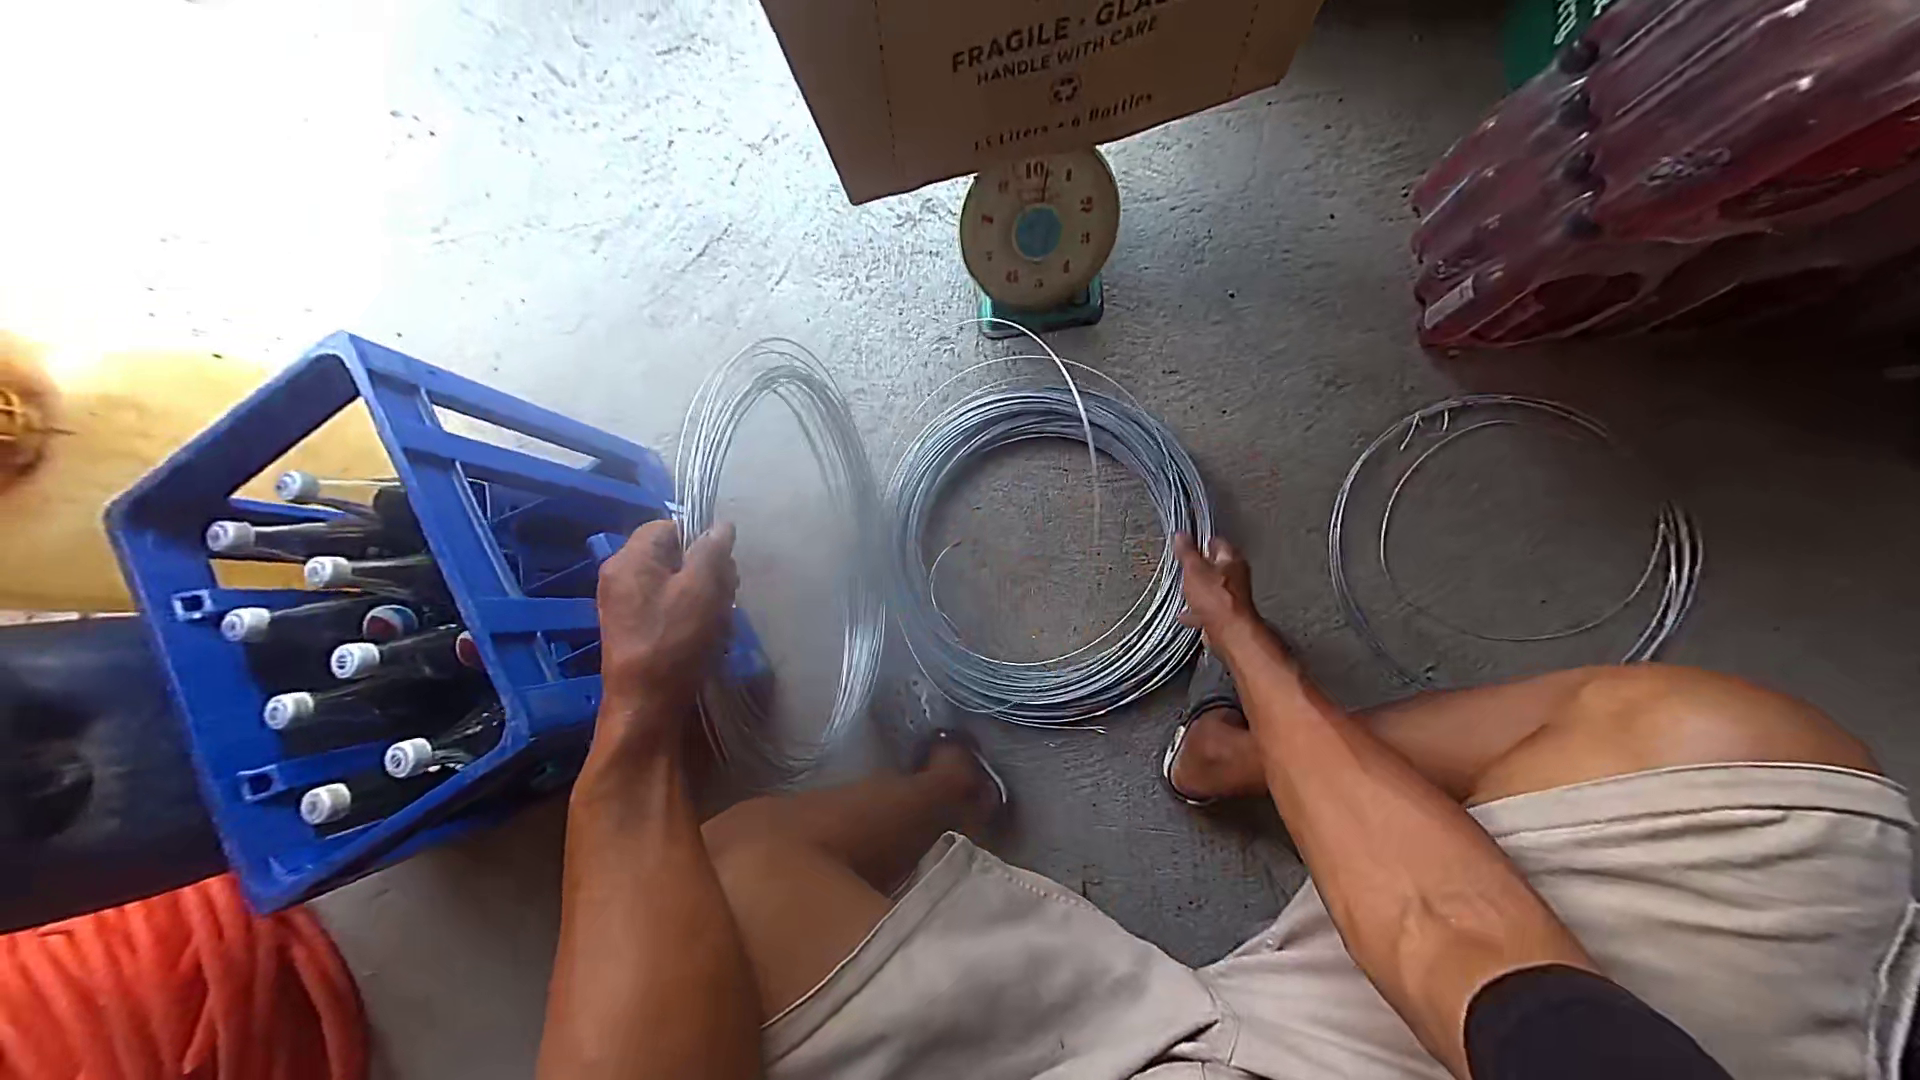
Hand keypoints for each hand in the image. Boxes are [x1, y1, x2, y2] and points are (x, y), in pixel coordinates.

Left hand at [592, 519, 738, 756]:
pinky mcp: (638, 628)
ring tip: (719, 620)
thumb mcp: (701, 589)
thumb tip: (722, 526)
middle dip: (708, 571)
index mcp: (630, 560)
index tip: (722, 562)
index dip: (699, 538)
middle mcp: (622, 577)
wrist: (647, 704)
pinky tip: (709, 634)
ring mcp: (627, 604)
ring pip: (679, 582)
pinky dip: (695, 615)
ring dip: (707, 595)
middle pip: (675, 554)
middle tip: (726, 595)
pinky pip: (672, 606)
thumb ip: (712, 551)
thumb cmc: (674, 641)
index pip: (667, 526)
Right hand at [1175, 533, 1258, 643]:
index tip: (1189, 542)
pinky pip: (1209, 609)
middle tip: (1187, 566)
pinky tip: (1186, 614)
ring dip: (1198, 590)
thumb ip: (1187, 552)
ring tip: (1184, 591)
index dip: (1202, 542)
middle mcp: (1236, 577)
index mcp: (1232, 560)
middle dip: (1200, 568)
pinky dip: (1197, 611)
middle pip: (1216, 566)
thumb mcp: (1194, 569)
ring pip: (1212, 589)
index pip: (1217, 543)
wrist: (1228, 631)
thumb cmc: (1217, 599)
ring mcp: (1232, 598)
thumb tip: (1181, 536)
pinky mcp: (1226, 615)